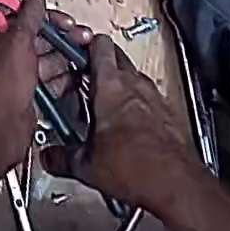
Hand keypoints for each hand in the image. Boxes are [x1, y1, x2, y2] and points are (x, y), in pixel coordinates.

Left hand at [0, 0, 92, 173]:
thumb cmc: (1, 82)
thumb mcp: (19, 40)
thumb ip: (29, 14)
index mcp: (1, 34)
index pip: (27, 17)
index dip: (48, 17)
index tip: (68, 22)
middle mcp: (8, 53)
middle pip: (39, 39)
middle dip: (62, 38)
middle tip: (84, 38)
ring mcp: (19, 76)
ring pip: (47, 61)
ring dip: (66, 58)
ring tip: (86, 57)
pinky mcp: (29, 96)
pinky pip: (49, 83)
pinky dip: (63, 79)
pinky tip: (78, 78)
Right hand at [42, 34, 214, 212]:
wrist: (178, 187)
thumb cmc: (137, 166)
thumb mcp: (88, 163)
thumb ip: (63, 155)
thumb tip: (51, 157)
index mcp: (109, 82)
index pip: (98, 43)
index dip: (86, 44)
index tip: (76, 53)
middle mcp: (134, 83)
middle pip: (117, 56)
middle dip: (103, 64)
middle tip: (88, 80)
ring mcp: (154, 97)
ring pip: (134, 77)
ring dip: (123, 86)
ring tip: (110, 109)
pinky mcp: (170, 115)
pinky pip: (152, 99)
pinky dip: (141, 107)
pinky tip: (134, 130)